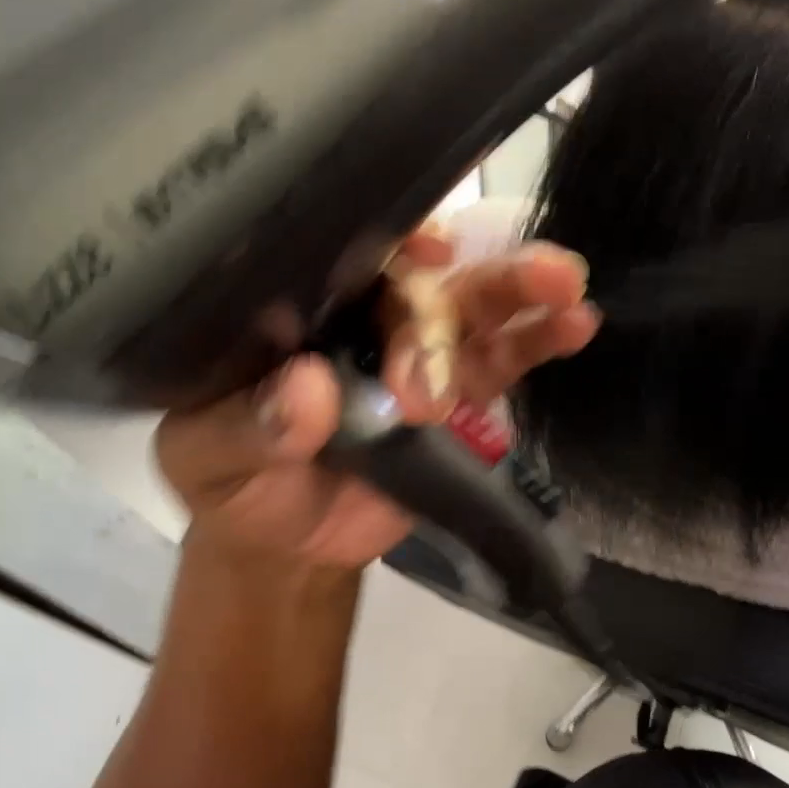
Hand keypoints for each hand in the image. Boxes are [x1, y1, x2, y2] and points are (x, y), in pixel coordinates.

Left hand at [155, 231, 599, 572]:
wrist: (294, 541)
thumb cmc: (238, 486)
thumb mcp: (210, 462)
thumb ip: (249, 429)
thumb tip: (308, 392)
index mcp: (294, 308)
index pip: (338, 256)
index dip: (383, 246)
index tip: (423, 256)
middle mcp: (360, 313)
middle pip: (415, 285)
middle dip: (439, 320)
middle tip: (438, 381)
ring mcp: (419, 349)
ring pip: (473, 305)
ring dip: (519, 292)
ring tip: (565, 288)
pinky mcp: (462, 390)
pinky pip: (505, 356)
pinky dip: (540, 340)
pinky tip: (578, 324)